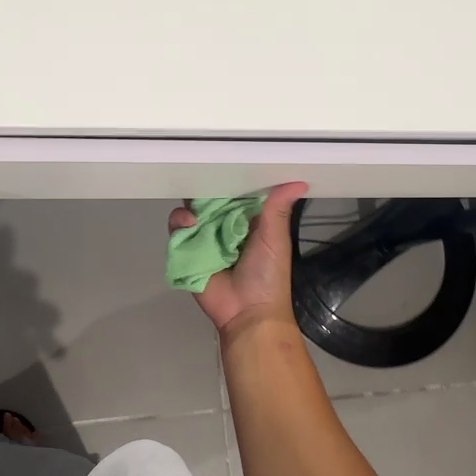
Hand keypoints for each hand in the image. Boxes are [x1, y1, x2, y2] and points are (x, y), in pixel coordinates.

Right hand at [168, 182, 308, 339]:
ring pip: (190, 212)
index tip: (225, 161)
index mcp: (247, 220)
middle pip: (209, 200)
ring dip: (190, 206)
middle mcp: (224, 226)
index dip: (230, 177)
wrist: (248, 314)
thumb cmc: (267, 275)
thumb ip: (278, 209)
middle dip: (204, 188)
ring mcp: (204, 238)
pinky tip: (188, 224)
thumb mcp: (275, 238)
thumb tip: (299, 182)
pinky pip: (177, 231)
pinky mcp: (187, 251)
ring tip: (196, 211)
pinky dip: (179, 224)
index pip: (236, 192)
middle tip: (201, 176)